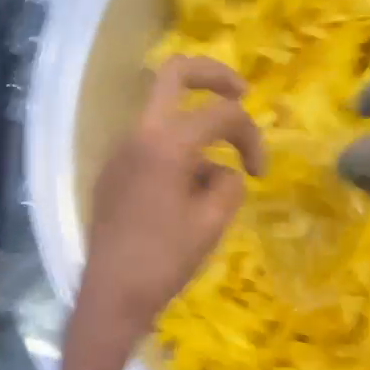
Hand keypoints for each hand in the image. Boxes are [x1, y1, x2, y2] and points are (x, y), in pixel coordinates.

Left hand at [77, 56, 265, 348]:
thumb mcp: (212, 223)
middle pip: (176, 73)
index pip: (222, 114)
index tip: (259, 174)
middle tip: (241, 94)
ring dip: (193, 132)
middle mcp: (137, 135)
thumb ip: (229, 184)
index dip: (252, 137)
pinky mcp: (110, 176)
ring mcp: (118, 153)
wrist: (112, 296)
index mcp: (166, 142)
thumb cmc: (164, 261)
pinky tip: (182, 199)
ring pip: (162, 117)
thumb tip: (224, 171)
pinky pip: (147, 149)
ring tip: (209, 185)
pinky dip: (172, 156)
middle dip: (214, 77)